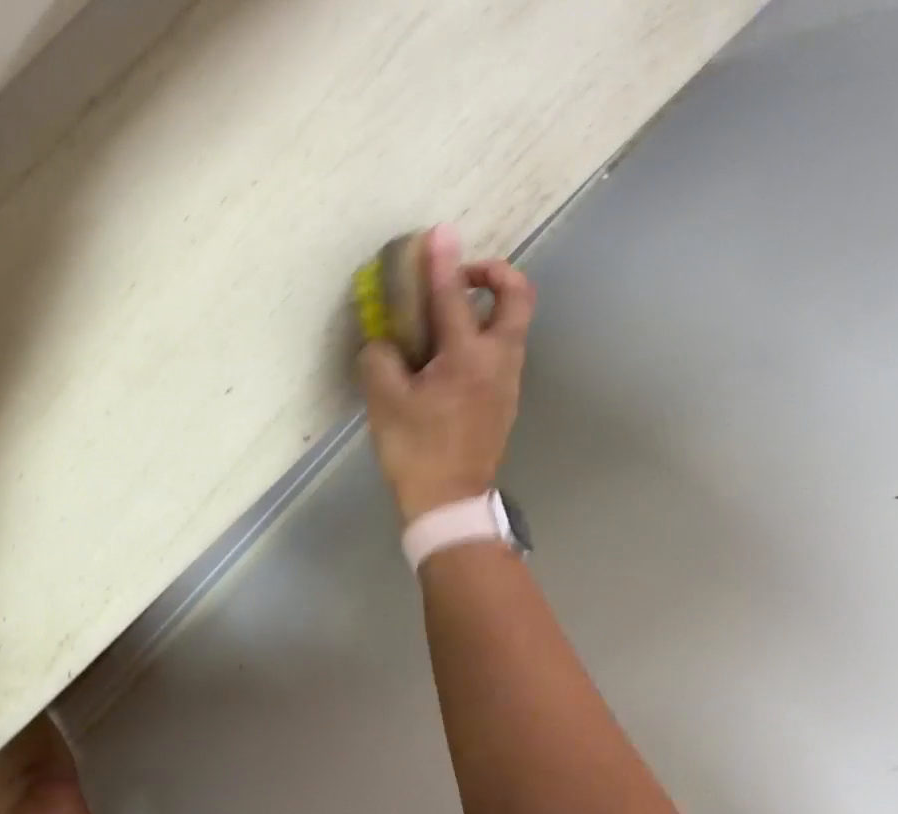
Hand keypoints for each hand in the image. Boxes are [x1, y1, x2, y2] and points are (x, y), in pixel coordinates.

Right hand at [357, 224, 535, 521]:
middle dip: (493, 273)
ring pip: (511, 323)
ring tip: (445, 315)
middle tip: (460, 274)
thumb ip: (381, 360)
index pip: (453, 297)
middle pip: (516, 297)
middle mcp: (498, 359)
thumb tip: (384, 342)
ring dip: (486, 305)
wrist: (448, 499)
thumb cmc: (415, 449)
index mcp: (467, 357)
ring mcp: (508, 378)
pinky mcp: (504, 396)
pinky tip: (445, 355)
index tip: (439, 231)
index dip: (442, 262)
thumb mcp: (384, 403)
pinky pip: (499, 348)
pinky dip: (480, 334)